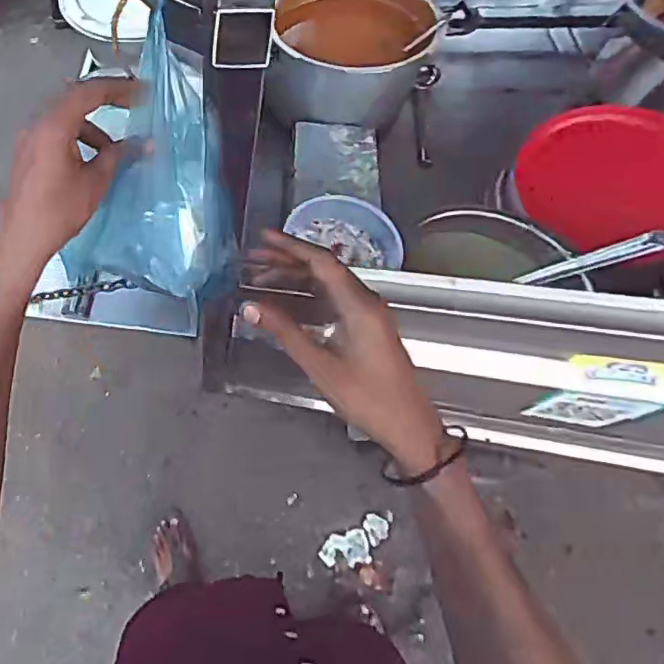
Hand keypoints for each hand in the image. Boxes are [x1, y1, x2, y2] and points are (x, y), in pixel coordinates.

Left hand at [0, 76, 138, 285]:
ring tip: (114, 148)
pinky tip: (92, 158)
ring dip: (92, 125)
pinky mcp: (27, 152)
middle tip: (132, 104)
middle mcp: (37, 125)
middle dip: (106, 99)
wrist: (21, 240)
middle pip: (75, 98)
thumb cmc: (57, 212)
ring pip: (65, 117)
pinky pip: (56, 131)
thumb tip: (143, 144)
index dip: (118, 89)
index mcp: (53, 127)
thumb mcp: (95, 182)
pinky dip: (77, 136)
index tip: (141, 92)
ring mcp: (29, 138)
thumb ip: (118, 156)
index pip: (89, 93)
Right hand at [241, 229, 448, 473]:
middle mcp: (366, 302)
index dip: (290, 247)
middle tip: (255, 257)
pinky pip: (334, 299)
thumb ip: (286, 332)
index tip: (264, 238)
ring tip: (263, 277)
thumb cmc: (368, 398)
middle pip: (323, 269)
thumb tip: (253, 307)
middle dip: (287, 260)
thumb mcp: (321, 366)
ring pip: (328, 284)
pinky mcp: (367, 326)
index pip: (321, 262)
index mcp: (359, 305)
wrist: (409, 426)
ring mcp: (369, 314)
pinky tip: (288, 301)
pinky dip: (309, 295)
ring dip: (296, 278)